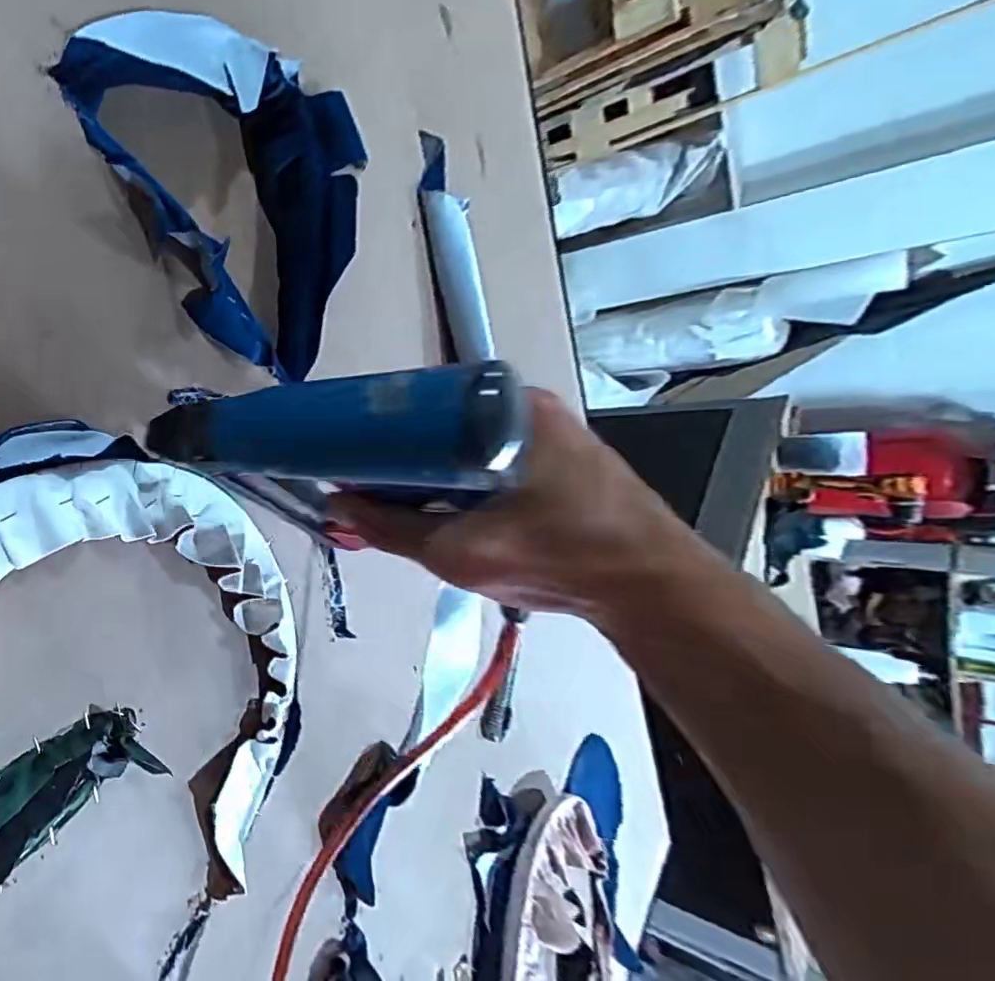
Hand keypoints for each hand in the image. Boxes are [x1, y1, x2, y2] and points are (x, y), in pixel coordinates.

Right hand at [330, 388, 726, 622]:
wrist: (658, 591)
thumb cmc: (558, 560)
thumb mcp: (460, 551)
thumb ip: (389, 529)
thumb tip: (335, 509)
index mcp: (502, 408)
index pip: (413, 402)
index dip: (370, 428)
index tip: (340, 456)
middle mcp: (522, 406)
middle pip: (433, 422)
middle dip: (394, 458)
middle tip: (364, 491)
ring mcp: (542, 430)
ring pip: (458, 441)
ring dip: (424, 471)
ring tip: (394, 505)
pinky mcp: (555, 456)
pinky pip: (484, 456)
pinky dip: (454, 478)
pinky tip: (440, 509)